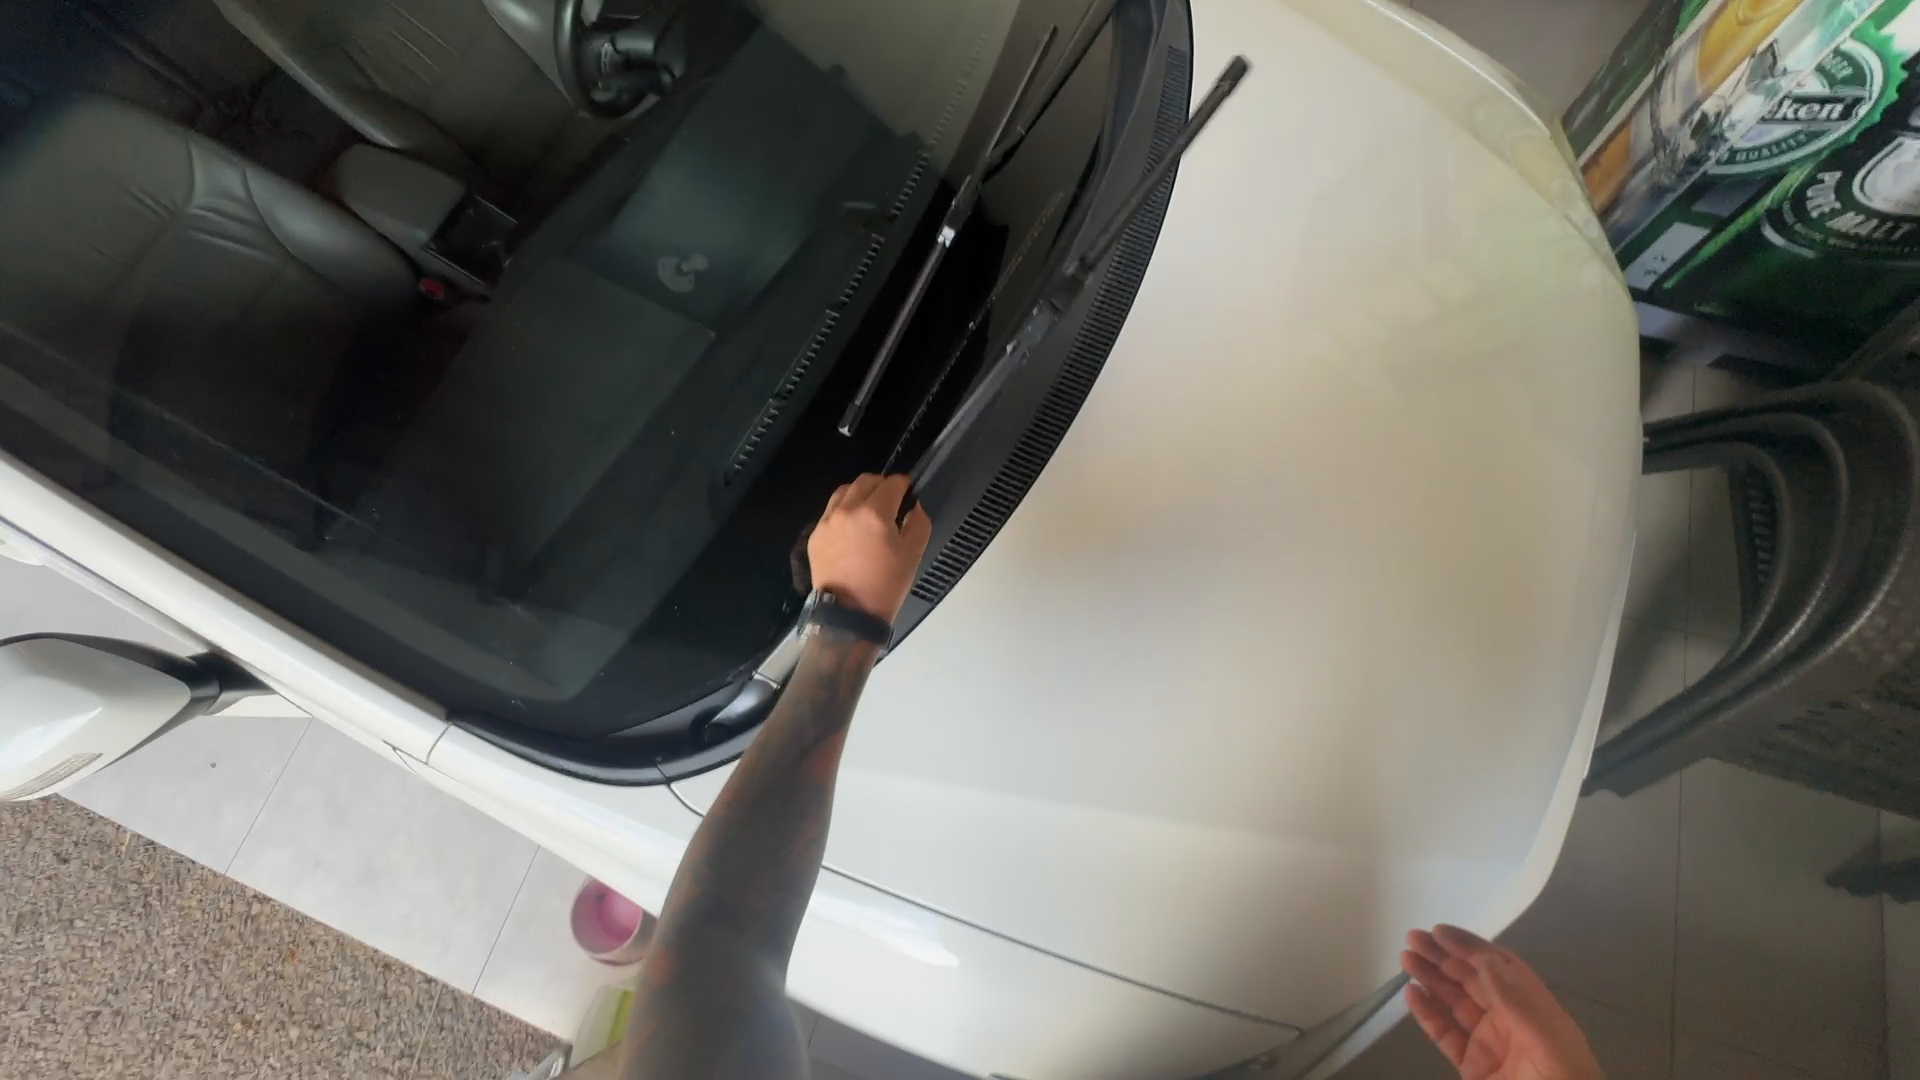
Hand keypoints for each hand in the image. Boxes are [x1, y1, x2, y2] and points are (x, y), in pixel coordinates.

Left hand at [807, 474, 932, 623]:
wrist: (849, 615)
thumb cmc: (886, 586)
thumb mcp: (913, 555)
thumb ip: (919, 523)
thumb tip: (914, 507)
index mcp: (874, 514)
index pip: (892, 484)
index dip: (904, 485)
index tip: (908, 491)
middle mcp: (848, 511)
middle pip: (866, 480)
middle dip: (882, 485)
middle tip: (891, 499)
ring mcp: (827, 522)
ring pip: (844, 491)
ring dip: (860, 492)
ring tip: (869, 508)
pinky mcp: (815, 535)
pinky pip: (830, 510)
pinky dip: (844, 509)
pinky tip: (852, 525)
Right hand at [1402, 925, 1603, 1079]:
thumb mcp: (1552, 1049)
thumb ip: (1520, 1004)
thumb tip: (1487, 960)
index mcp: (1540, 1018)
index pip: (1504, 970)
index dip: (1472, 947)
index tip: (1440, 932)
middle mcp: (1515, 1028)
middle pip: (1475, 982)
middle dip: (1444, 957)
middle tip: (1413, 939)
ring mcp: (1493, 1050)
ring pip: (1456, 1004)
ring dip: (1430, 978)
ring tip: (1405, 959)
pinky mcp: (1474, 1071)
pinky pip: (1447, 1036)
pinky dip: (1427, 1013)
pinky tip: (1411, 996)